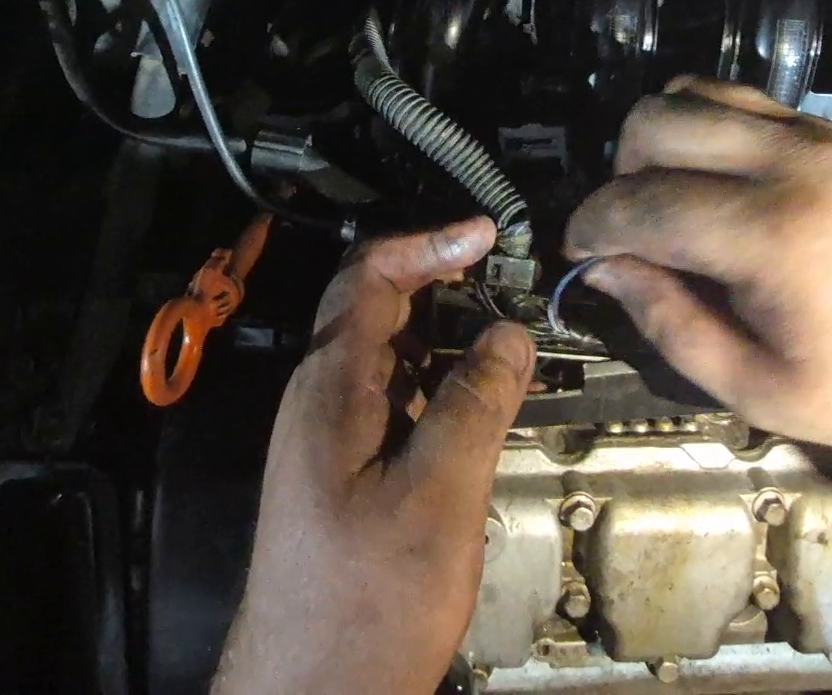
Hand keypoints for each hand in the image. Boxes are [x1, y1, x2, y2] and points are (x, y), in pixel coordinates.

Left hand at [212, 218, 536, 694]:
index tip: (487, 232)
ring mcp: (329, 433)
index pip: (371, 279)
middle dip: (439, 281)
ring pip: (388, 353)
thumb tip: (510, 333)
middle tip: (503, 276)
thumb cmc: (368, 600)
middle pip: (375, 307)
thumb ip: (474, 405)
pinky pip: (392, 397)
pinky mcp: (344, 466)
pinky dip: (437, 380)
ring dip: (443, 333)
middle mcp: (321, 396)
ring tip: (504, 334)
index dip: (428, 245)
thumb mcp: (436, 498)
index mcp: (330, 386)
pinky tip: (479, 397)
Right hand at [564, 77, 831, 467]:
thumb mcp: (759, 389)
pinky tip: (721, 183)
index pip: (639, 204)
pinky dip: (706, 129)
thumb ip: (668, 322)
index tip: (577, 254)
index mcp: (772, 233)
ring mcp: (822, 136)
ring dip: (658, 143)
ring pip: (694, 95)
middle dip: (618, 178)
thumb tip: (605, 267)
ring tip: (672, 202)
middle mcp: (792, 160)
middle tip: (632, 235)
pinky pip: (745, 101)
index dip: (590, 227)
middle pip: (654, 123)